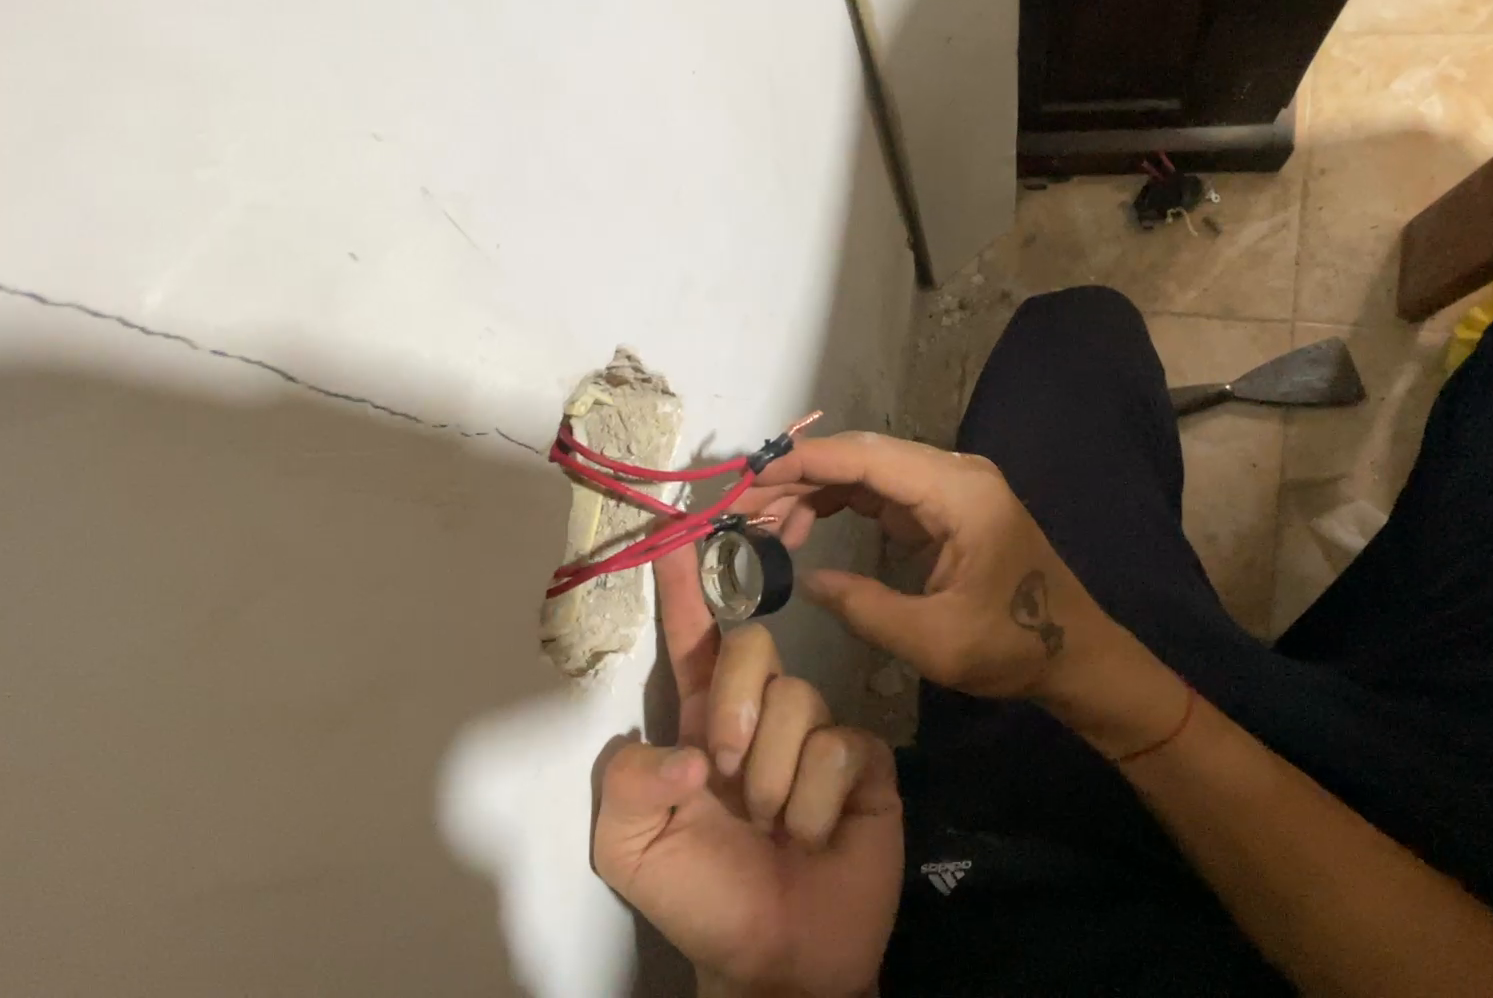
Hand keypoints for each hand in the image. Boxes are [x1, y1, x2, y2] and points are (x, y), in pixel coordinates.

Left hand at [591, 547, 902, 997]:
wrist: (780, 958)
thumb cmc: (702, 898)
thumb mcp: (632, 848)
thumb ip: (630, 782)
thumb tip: (693, 747)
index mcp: (703, 723)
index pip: (696, 641)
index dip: (686, 591)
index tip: (681, 536)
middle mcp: (761, 714)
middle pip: (755, 649)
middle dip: (738, 705)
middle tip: (729, 775)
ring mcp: (816, 733)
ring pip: (800, 701)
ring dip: (777, 779)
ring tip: (776, 828)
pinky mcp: (862, 760)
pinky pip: (841, 746)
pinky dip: (818, 801)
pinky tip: (817, 834)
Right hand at [752, 432, 1101, 698]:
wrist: (1074, 653)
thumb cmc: (1012, 647)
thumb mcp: (932, 640)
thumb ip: (863, 607)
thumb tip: (807, 579)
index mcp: (959, 493)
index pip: (868, 459)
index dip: (805, 463)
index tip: (752, 479)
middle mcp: (955, 474)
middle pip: (863, 457)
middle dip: (800, 477)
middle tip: (745, 508)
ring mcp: (951, 487)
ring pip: (868, 471)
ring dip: (816, 490)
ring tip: (768, 523)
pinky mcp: (945, 507)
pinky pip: (883, 491)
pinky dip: (841, 503)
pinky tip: (807, 525)